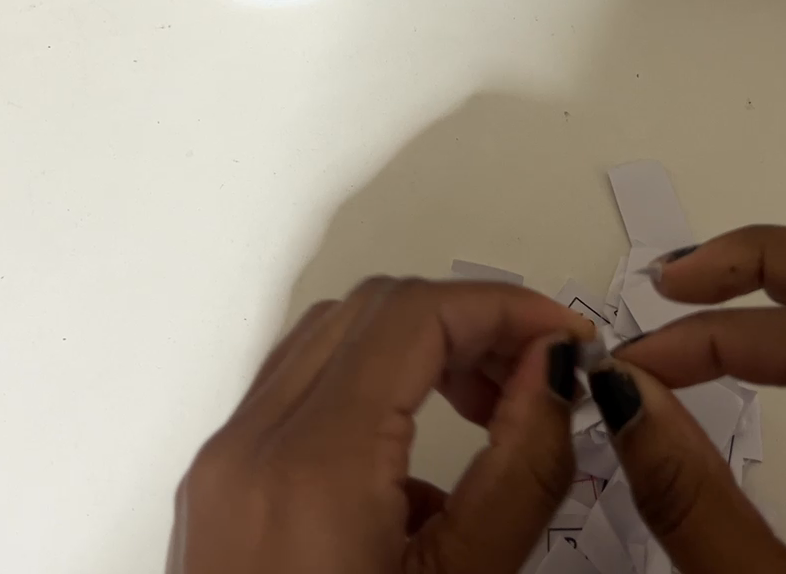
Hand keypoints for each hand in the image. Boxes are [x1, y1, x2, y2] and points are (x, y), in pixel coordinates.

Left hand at [171, 278, 594, 573]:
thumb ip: (521, 465)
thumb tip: (553, 368)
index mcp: (310, 466)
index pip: (414, 316)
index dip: (501, 306)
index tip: (567, 338)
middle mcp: (250, 441)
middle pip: (372, 309)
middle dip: (466, 321)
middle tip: (535, 373)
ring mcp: (223, 456)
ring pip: (333, 335)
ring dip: (418, 344)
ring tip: (487, 404)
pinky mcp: (218, 480)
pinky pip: (303, 386)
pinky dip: (372, 382)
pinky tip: (417, 465)